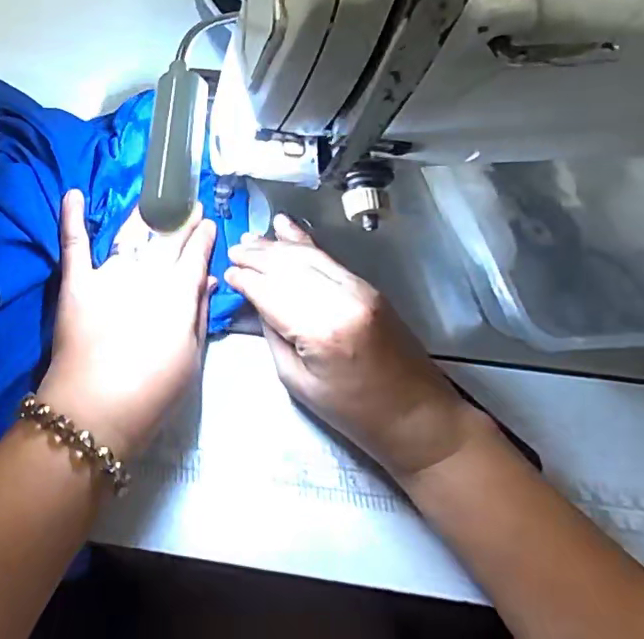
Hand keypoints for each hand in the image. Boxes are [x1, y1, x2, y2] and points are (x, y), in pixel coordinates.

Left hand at [38, 190, 216, 461]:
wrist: (94, 413)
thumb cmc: (152, 393)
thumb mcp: (191, 358)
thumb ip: (200, 314)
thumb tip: (208, 279)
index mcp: (179, 294)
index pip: (195, 256)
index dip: (203, 237)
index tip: (207, 222)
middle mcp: (148, 275)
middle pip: (168, 241)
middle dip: (181, 221)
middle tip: (189, 205)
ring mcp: (111, 276)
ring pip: (130, 237)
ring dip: (144, 217)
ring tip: (154, 202)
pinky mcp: (77, 282)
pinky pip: (75, 245)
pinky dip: (72, 218)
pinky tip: (73, 194)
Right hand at [224, 215, 488, 481]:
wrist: (416, 414)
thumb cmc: (353, 413)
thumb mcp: (299, 382)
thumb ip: (275, 335)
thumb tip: (258, 301)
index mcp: (321, 330)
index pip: (272, 292)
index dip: (246, 280)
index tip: (227, 271)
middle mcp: (340, 299)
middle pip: (289, 267)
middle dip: (258, 256)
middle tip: (234, 248)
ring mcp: (358, 288)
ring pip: (308, 256)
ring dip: (278, 246)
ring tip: (251, 237)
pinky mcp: (368, 286)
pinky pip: (329, 258)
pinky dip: (306, 242)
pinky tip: (287, 228)